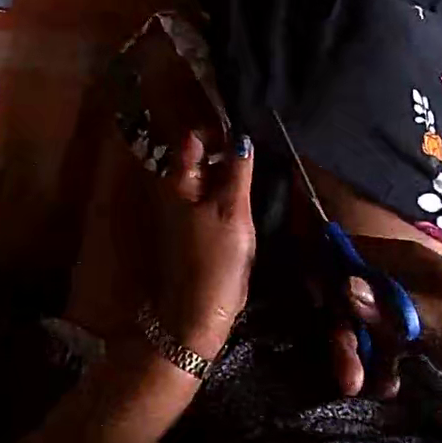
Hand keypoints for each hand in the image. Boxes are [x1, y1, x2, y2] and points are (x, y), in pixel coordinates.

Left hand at [151, 130, 255, 358]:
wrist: (198, 312)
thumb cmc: (216, 259)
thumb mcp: (232, 211)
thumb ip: (237, 172)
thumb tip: (242, 137)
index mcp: (180, 180)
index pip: (193, 138)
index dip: (217, 130)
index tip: (246, 131)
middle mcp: (179, 189)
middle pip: (202, 155)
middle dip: (228, 149)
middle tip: (260, 150)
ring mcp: (187, 208)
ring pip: (210, 175)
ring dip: (232, 170)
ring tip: (262, 169)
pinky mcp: (198, 225)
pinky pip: (214, 195)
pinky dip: (231, 189)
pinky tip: (252, 193)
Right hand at [344, 235, 441, 398]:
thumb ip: (394, 306)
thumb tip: (343, 285)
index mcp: (406, 258)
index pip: (349, 253)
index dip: (328, 276)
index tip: (322, 312)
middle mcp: (399, 275)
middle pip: (350, 293)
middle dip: (343, 332)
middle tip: (346, 375)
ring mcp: (405, 303)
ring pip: (362, 320)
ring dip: (356, 352)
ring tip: (361, 388)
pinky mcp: (413, 331)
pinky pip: (379, 341)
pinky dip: (376, 363)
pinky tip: (386, 387)